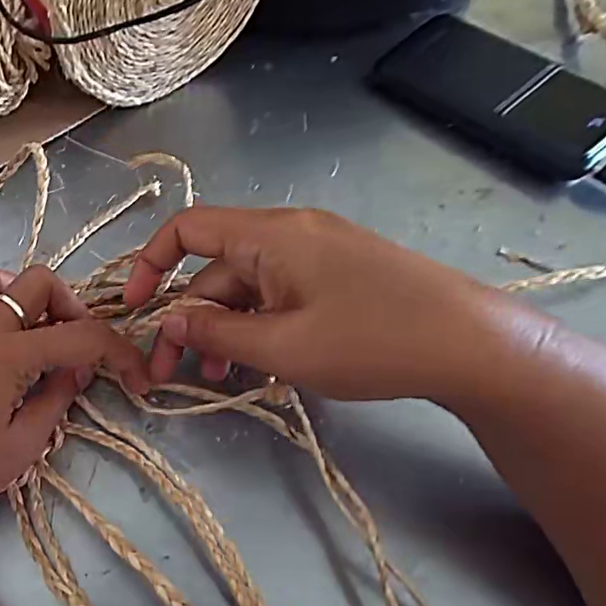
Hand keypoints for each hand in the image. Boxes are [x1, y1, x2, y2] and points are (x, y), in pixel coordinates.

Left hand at [0, 264, 149, 549]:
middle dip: (70, 306)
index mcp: (11, 355)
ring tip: (29, 328)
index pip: (81, 338)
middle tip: (74, 345)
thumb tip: (76, 371)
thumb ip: (57, 399)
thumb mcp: (24, 444)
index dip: (120, 355)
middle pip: (36, 281)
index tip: (136, 379)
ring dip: (15, 293)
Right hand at [122, 206, 551, 404]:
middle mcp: (289, 234)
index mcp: (271, 235)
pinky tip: (260, 365)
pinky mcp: (335, 276)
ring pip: (246, 288)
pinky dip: (258, 326)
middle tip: (173, 372)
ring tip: (218, 377)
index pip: (188, 228)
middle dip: (189, 319)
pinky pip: (277, 295)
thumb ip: (217, 332)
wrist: (471, 345)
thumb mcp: (283, 346)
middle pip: (215, 269)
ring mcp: (315, 254)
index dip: (150, 264)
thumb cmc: (371, 340)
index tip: (134, 309)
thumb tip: (170, 321)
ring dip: (223, 329)